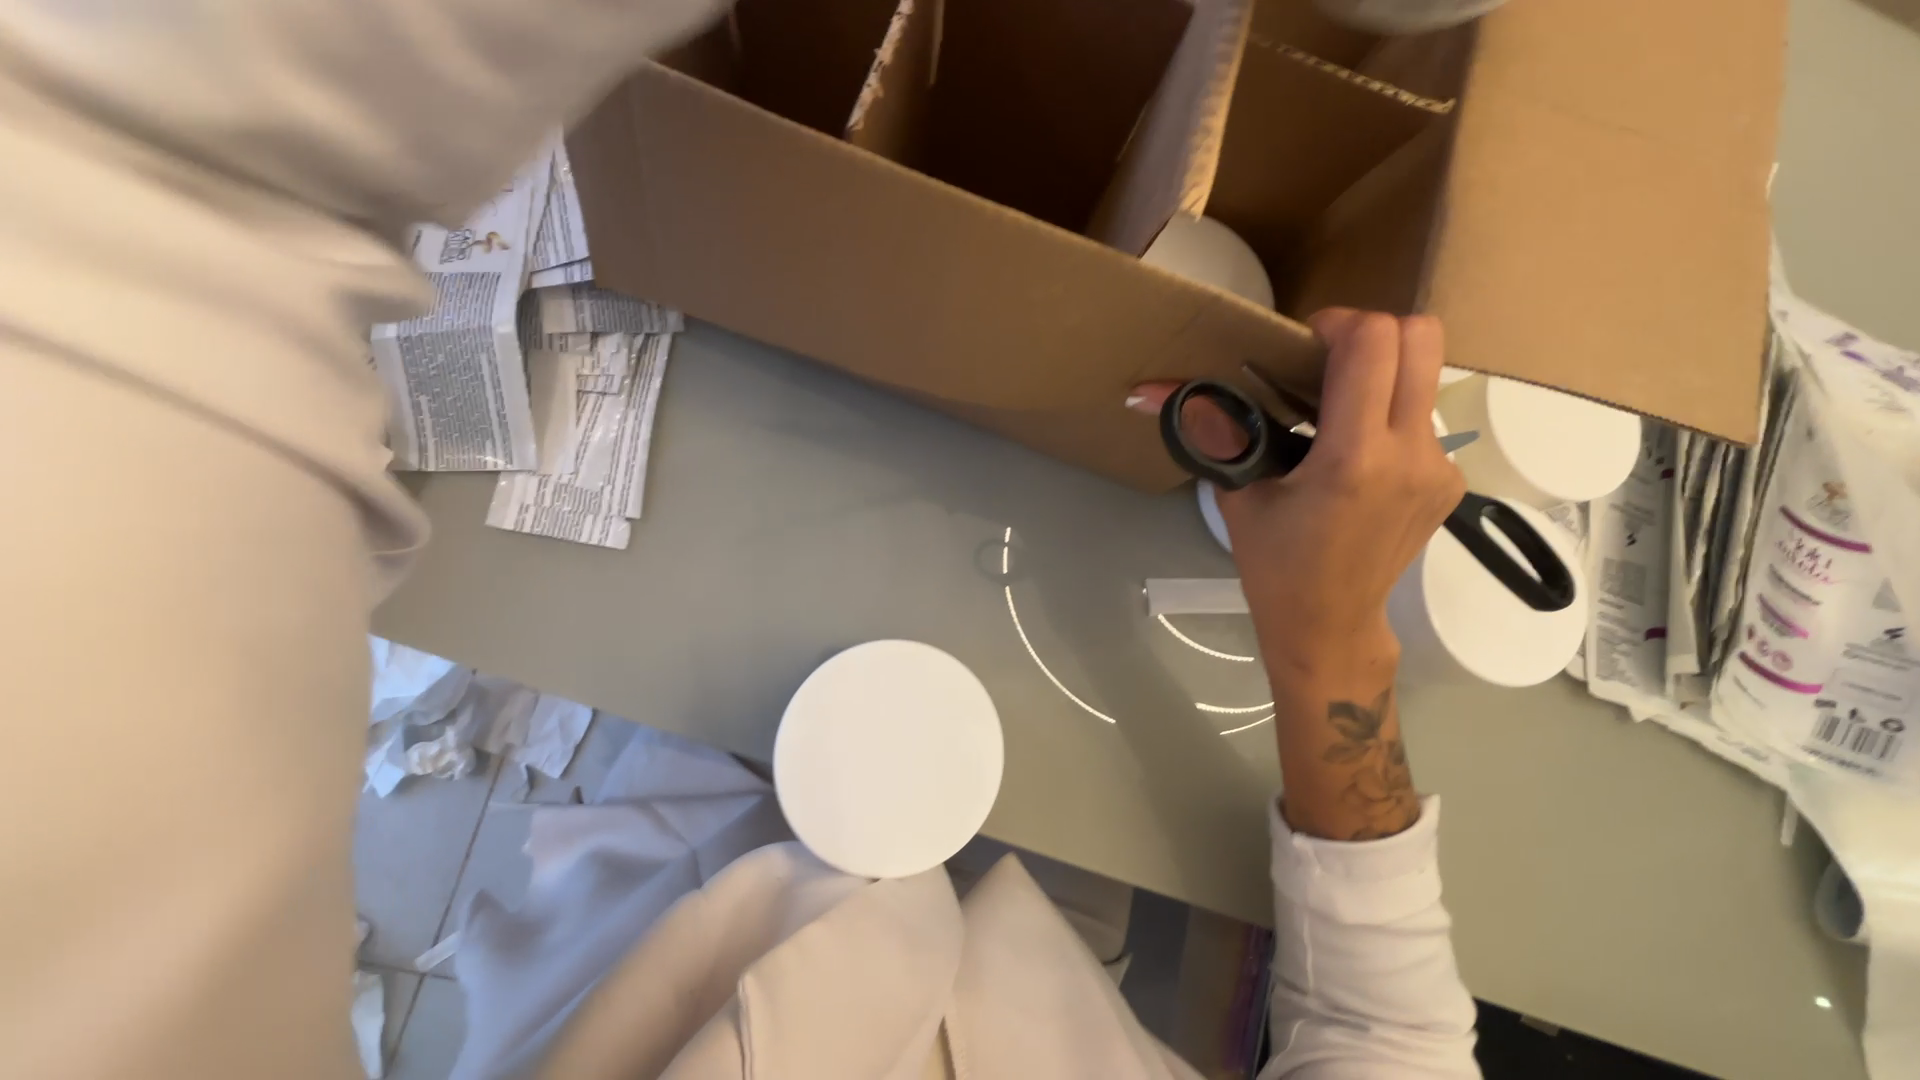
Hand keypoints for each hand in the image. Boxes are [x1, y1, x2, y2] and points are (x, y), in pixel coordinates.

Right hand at [1130, 309, 1463, 676]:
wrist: (1331, 625)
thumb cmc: (1276, 566)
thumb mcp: (1239, 496)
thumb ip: (1211, 432)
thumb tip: (1149, 390)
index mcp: (1353, 458)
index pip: (1373, 343)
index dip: (1337, 323)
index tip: (1303, 345)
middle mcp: (1410, 453)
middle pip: (1421, 336)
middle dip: (1372, 332)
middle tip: (1328, 361)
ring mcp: (1440, 467)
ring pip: (1428, 374)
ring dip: (1383, 373)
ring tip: (1338, 413)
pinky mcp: (1449, 480)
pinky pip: (1425, 418)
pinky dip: (1391, 415)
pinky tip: (1357, 457)